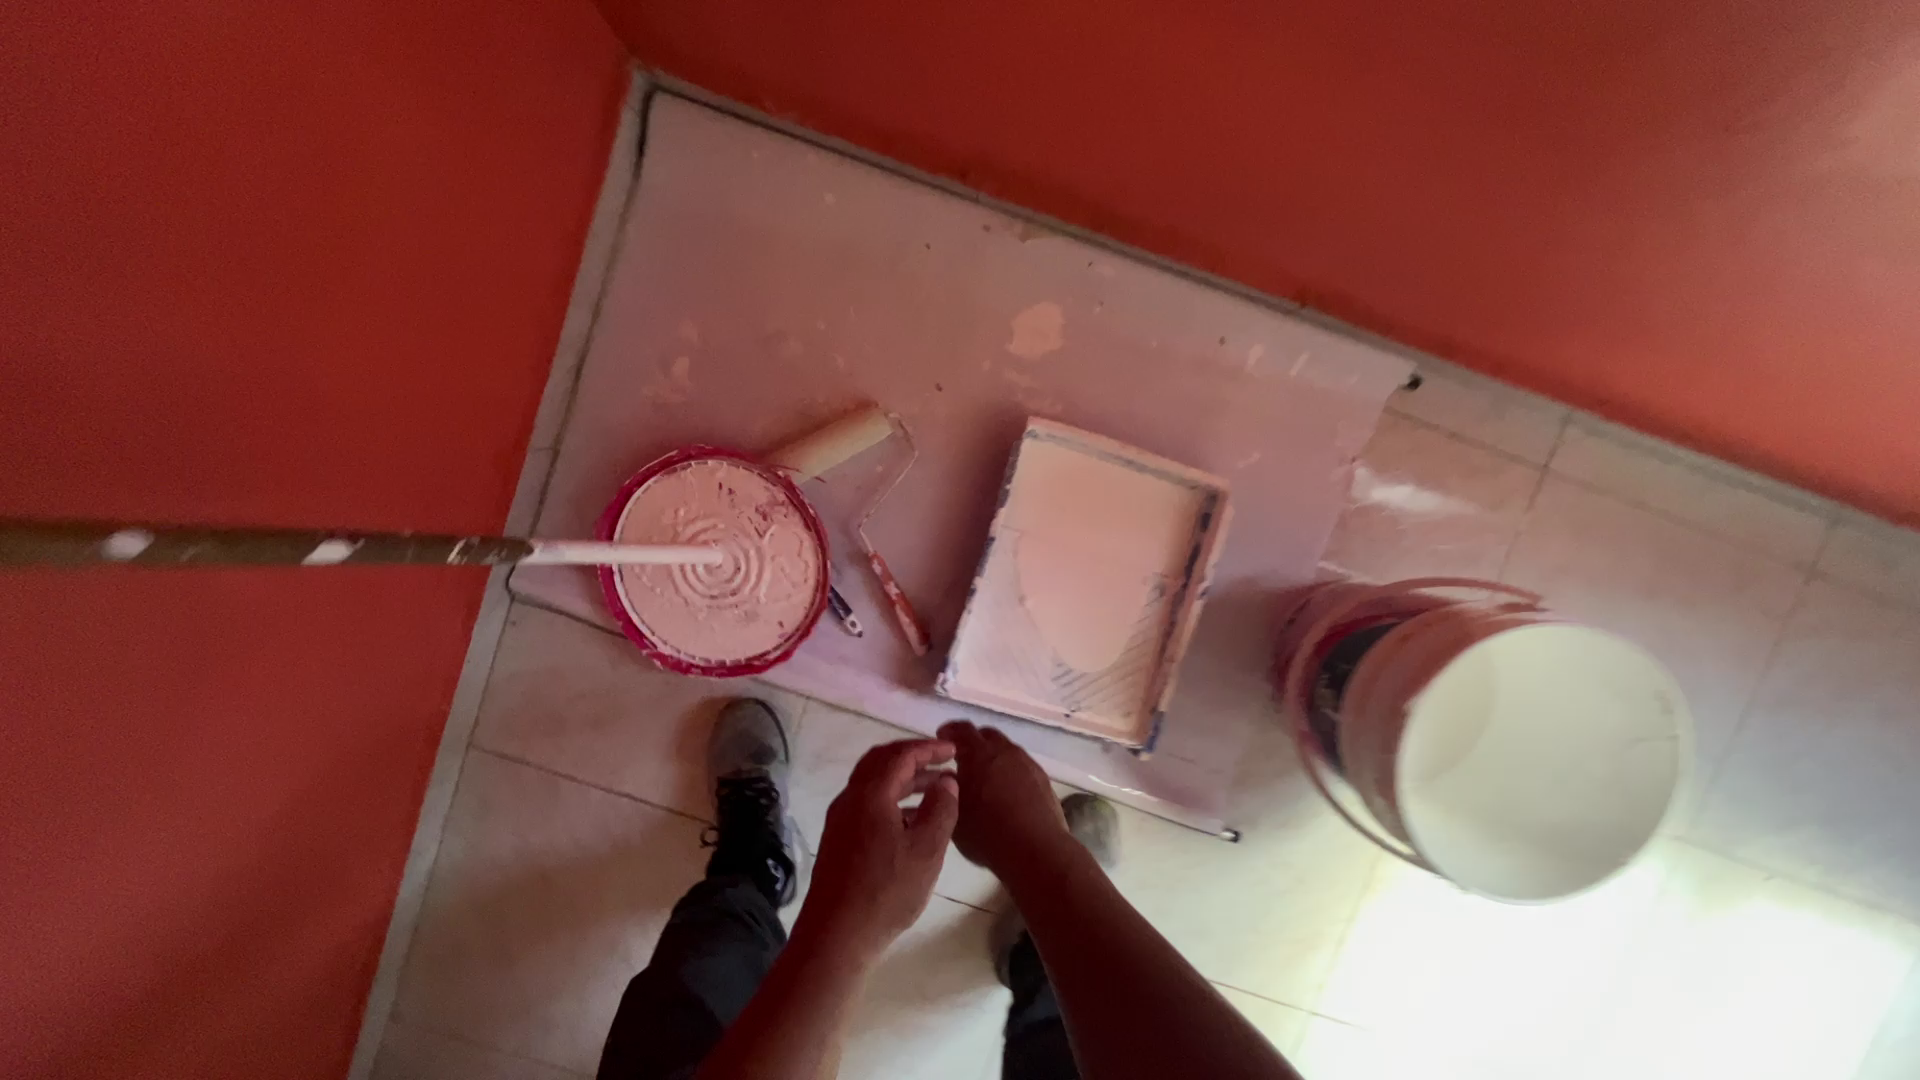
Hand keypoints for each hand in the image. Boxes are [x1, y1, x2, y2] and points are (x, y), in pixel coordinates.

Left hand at [797, 739, 958, 962]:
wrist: (835, 937)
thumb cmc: (886, 892)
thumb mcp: (926, 851)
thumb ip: (941, 810)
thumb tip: (946, 781)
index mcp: (870, 794)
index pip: (900, 755)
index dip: (928, 748)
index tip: (953, 750)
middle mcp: (850, 799)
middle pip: (881, 762)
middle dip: (912, 758)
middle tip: (941, 762)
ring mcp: (841, 820)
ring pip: (873, 784)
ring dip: (903, 780)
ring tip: (935, 791)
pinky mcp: (839, 840)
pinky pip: (868, 804)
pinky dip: (892, 799)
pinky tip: (912, 821)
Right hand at [936, 721, 1072, 881]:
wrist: (1036, 848)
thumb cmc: (986, 832)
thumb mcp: (955, 813)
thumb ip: (950, 789)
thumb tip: (952, 776)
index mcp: (977, 753)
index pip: (962, 729)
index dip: (951, 731)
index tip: (943, 737)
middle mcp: (1004, 750)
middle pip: (987, 736)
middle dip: (974, 743)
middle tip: (965, 760)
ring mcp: (1027, 763)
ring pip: (1007, 751)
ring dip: (995, 759)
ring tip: (988, 780)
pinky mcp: (1043, 779)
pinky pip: (1022, 767)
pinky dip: (1012, 773)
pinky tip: (1009, 794)